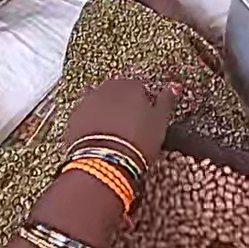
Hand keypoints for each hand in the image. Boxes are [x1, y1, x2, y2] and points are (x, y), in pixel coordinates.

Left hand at [62, 77, 178, 166]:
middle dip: (120, 101)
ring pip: (97, 101)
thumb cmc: (138, 141)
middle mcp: (106, 89)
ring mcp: (87, 103)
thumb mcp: (160, 122)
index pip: (137, 86)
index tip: (144, 114)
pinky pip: (82, 115)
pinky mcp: (73, 119)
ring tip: (111, 129)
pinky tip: (95, 136)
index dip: (142, 100)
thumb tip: (175, 86)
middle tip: (127, 122)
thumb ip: (166, 101)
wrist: (105, 161)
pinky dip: (89, 121)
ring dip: (103, 109)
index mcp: (129, 86)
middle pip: (115, 91)